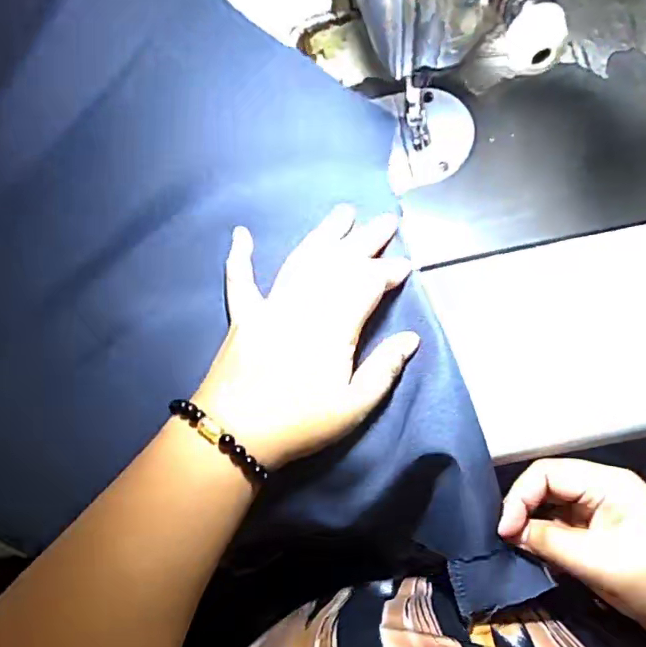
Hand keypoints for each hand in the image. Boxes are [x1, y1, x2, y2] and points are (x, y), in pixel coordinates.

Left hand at [193, 206, 420, 468]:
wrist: (234, 433)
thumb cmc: (300, 423)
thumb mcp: (353, 406)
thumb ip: (383, 370)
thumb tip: (411, 339)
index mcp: (334, 326)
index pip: (367, 284)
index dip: (389, 272)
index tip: (407, 265)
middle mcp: (303, 304)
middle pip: (338, 263)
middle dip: (366, 241)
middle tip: (387, 221)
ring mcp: (270, 307)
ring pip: (300, 260)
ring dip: (323, 235)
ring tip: (343, 213)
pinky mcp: (243, 318)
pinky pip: (240, 280)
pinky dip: (240, 257)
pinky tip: (241, 235)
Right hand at [499, 459, 645, 646]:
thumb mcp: (600, 562)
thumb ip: (550, 542)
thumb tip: (510, 532)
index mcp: (609, 484)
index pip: (547, 473)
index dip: (519, 497)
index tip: (504, 533)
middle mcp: (604, 493)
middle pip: (549, 489)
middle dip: (523, 511)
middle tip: (506, 543)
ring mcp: (605, 518)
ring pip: (555, 512)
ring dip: (534, 529)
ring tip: (518, 553)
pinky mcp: (605, 542)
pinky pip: (566, 534)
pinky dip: (549, 545)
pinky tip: (539, 560)